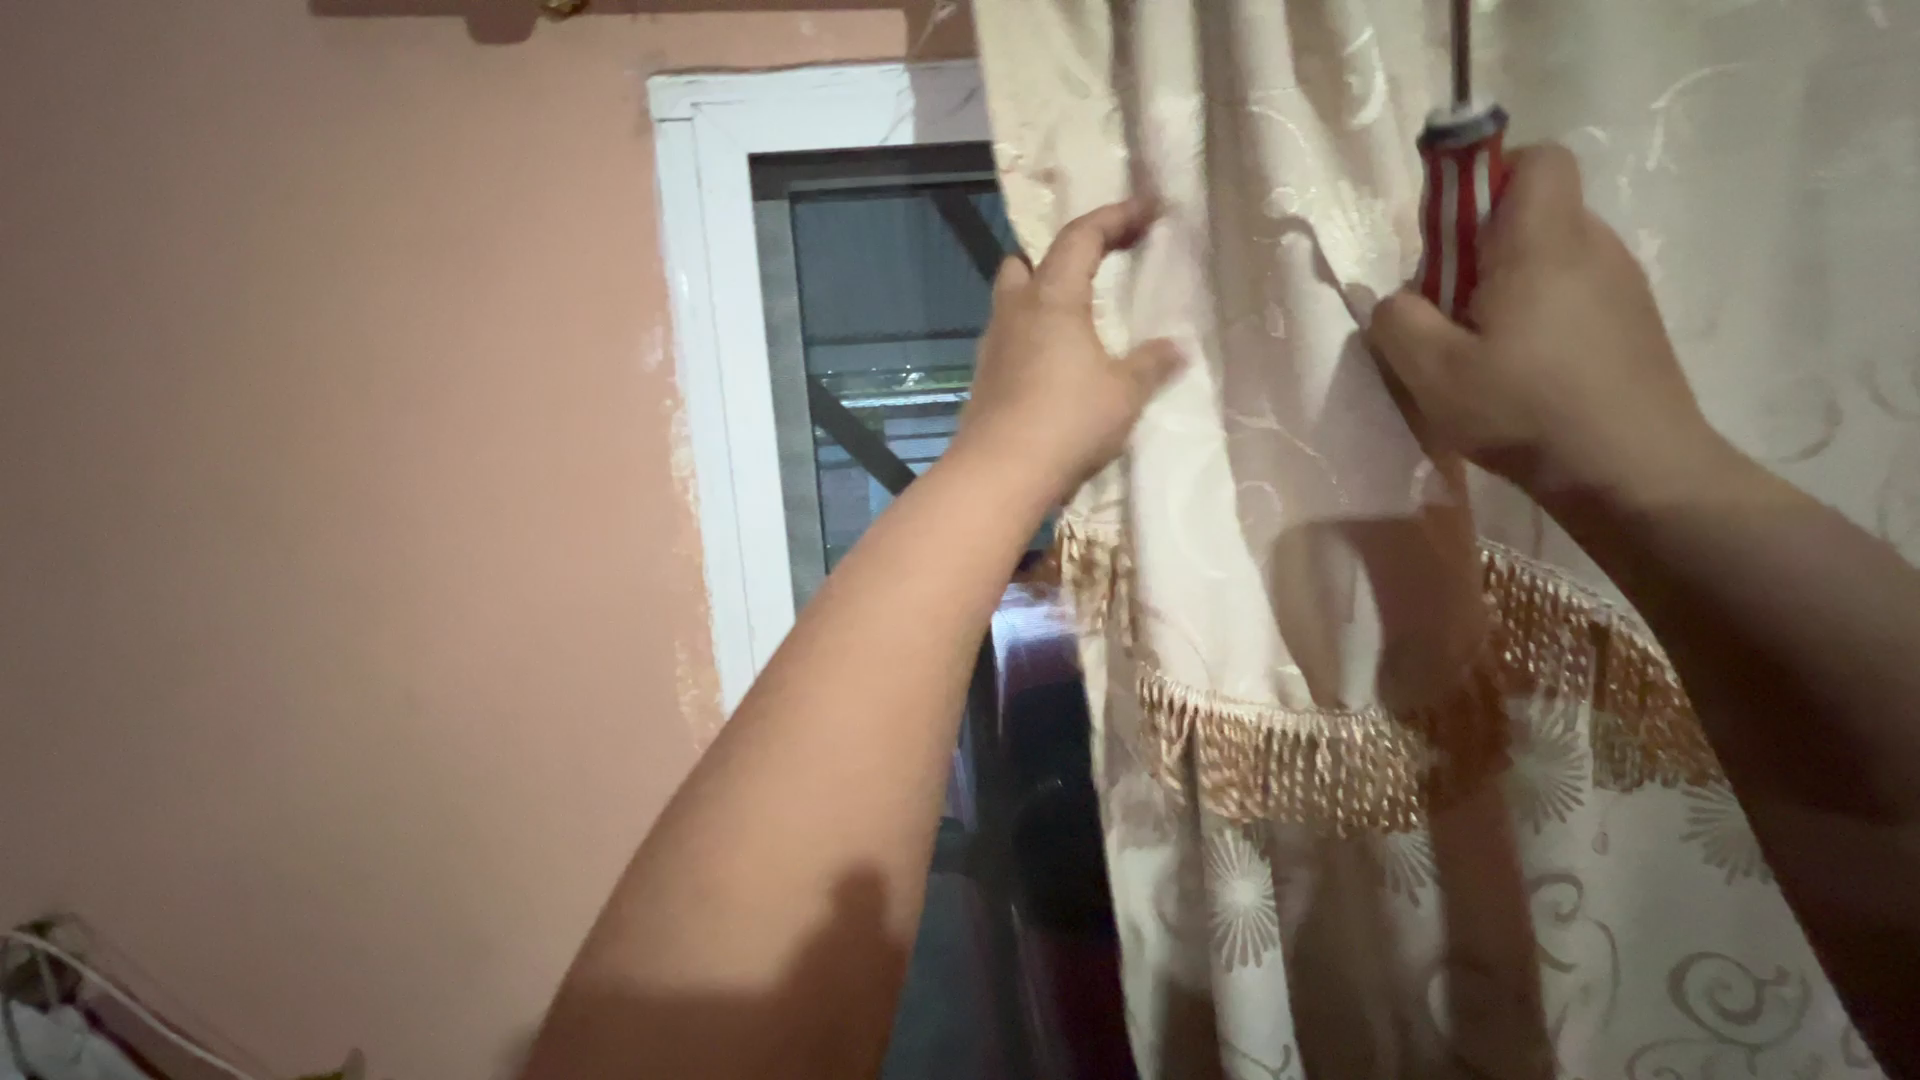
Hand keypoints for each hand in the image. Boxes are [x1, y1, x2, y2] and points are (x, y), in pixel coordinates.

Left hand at [951, 198, 1184, 502]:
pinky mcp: (983, 381)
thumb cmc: (1068, 422)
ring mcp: (992, 347)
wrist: (1000, 473)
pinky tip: (1054, 367)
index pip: (1080, 236)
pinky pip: (1009, 342)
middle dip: (1060, 257)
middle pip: (1027, 262)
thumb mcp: (1125, 392)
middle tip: (1094, 269)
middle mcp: (1015, 313)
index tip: (1147, 212)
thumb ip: (1152, 364)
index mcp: (1053, 299)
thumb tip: (1176, 347)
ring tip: (1078, 323)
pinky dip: (1032, 339)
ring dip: (1042, 301)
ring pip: (1012, 303)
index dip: (1115, 217)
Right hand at [1367, 145, 1727, 501]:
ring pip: (1550, 255)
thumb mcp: (1430, 371)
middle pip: (1533, 211)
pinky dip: (1537, 312)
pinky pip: (1573, 290)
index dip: (1485, 177)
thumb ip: (1395, 320)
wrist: (1632, 469)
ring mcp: (1621, 284)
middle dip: (1479, 246)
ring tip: (1480, 349)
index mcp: (1544, 243)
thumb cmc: (1524, 409)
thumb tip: (1398, 300)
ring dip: (1505, 285)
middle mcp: (1593, 246)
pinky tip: (1519, 371)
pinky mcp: (1631, 321)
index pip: (1535, 158)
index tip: (1447, 235)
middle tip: (1447, 310)